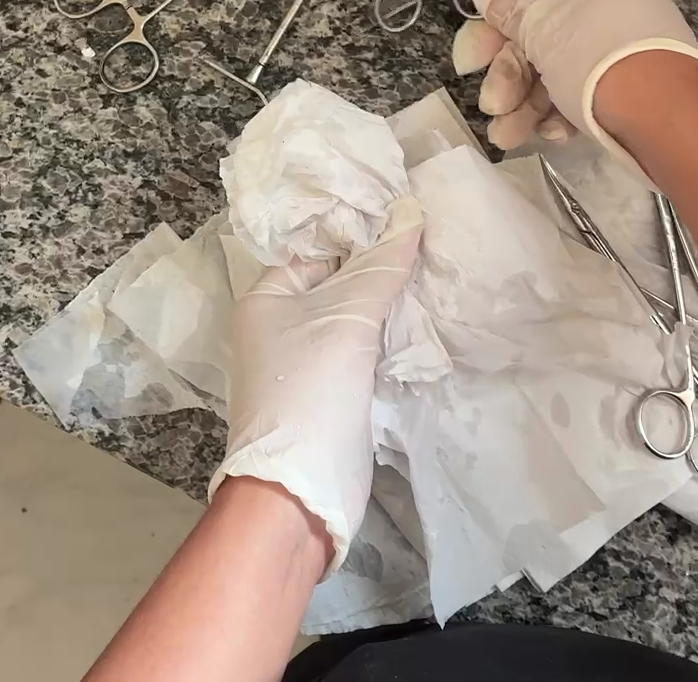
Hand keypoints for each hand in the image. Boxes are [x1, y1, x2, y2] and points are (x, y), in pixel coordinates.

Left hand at [209, 197, 423, 572]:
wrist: (301, 485)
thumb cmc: (311, 386)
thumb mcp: (346, 317)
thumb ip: (380, 268)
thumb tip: (411, 213)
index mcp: (265, 298)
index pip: (313, 250)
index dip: (356, 233)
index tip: (403, 215)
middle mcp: (277, 324)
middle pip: (333, 282)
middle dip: (376, 267)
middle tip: (427, 238)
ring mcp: (304, 360)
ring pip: (350, 317)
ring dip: (385, 303)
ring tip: (432, 270)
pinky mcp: (330, 390)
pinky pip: (360, 350)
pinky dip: (385, 337)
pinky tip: (420, 320)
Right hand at [450, 0, 697, 155]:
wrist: (660, 114)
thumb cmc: (593, 56)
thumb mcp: (539, 25)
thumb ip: (501, 2)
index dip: (491, 31)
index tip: (469, 63)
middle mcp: (608, 9)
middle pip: (534, 43)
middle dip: (507, 80)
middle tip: (492, 106)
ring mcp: (617, 51)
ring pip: (550, 76)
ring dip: (522, 108)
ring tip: (509, 137)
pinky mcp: (625, 90)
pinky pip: (576, 96)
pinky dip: (557, 116)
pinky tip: (554, 135)